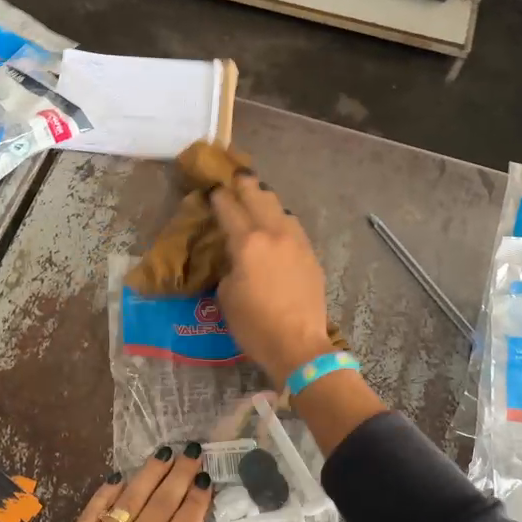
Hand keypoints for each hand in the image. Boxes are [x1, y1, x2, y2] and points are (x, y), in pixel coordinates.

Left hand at [0, 445, 255, 521]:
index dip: (197, 501)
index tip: (207, 479)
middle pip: (161, 505)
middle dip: (179, 475)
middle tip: (192, 450)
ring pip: (129, 499)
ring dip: (149, 473)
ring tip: (164, 451)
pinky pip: (93, 510)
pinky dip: (107, 491)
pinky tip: (117, 477)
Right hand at [211, 175, 332, 386]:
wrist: (299, 345)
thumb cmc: (254, 324)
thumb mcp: (226, 295)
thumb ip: (229, 265)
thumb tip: (235, 256)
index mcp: (247, 242)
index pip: (229, 208)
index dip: (218, 196)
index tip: (211, 189)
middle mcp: (273, 233)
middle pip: (258, 196)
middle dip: (244, 184)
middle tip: (235, 177)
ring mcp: (296, 242)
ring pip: (280, 207)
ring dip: (265, 200)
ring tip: (256, 199)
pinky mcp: (310, 254)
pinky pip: (293, 226)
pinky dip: (280, 220)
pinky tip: (276, 226)